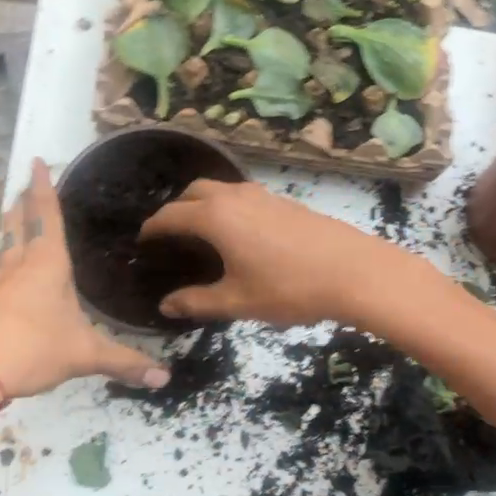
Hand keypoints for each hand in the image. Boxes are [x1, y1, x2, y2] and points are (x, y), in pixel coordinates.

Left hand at [0, 160, 169, 397]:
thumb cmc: (31, 348)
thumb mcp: (84, 356)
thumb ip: (124, 363)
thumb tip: (164, 378)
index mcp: (47, 264)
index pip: (46, 216)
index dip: (43, 189)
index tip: (36, 162)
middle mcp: (18, 267)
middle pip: (17, 226)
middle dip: (22, 206)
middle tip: (22, 188)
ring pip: (3, 250)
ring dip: (9, 232)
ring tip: (11, 222)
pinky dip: (4, 267)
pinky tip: (6, 280)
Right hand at [139, 179, 426, 327]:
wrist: (353, 271)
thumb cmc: (289, 288)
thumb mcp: (237, 301)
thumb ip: (197, 302)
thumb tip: (166, 305)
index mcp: (215, 217)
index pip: (170, 216)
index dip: (152, 229)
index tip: (142, 242)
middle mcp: (234, 197)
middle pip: (194, 191)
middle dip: (176, 209)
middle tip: (170, 237)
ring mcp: (263, 195)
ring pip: (221, 189)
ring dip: (204, 205)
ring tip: (202, 235)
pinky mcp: (285, 202)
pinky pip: (243, 197)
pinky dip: (228, 208)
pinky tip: (239, 236)